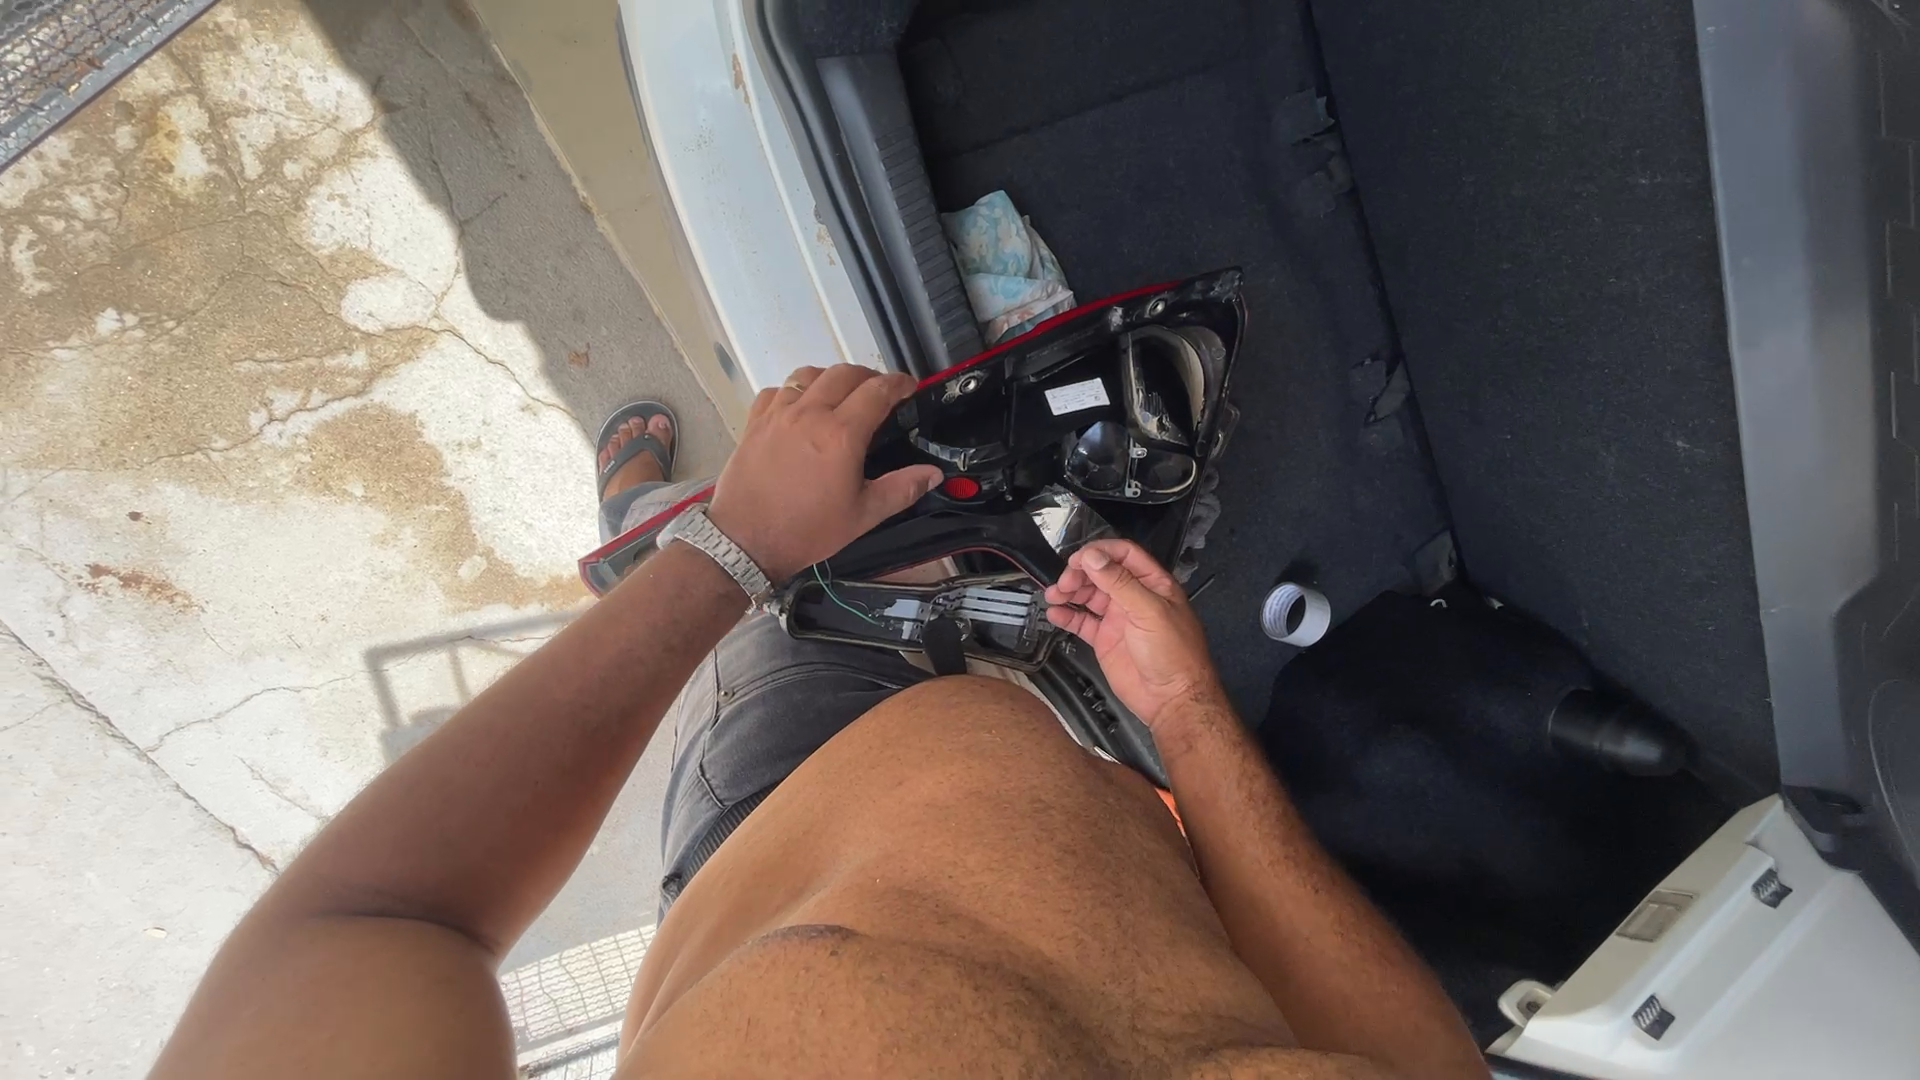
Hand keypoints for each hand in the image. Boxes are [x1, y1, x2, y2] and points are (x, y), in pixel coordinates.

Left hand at [708, 364, 944, 581]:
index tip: (909, 387)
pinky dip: (795, 391)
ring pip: (809, 374)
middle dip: (868, 377)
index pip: (877, 391)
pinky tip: (800, 408)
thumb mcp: (862, 515)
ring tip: (840, 395)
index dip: (899, 383)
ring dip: (831, 378)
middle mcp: (810, 413)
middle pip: (844, 373)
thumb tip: (933, 474)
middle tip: (879, 393)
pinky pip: (778, 390)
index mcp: (842, 434)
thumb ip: (901, 490)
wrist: (746, 541)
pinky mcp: (755, 422)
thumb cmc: (808, 530)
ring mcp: (778, 414)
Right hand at [1044, 540, 1227, 733]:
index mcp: (1152, 584)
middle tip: (1066, 581)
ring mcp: (1119, 618)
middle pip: (1101, 573)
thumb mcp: (1149, 611)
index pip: (1124, 555)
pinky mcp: (1105, 639)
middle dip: (1080, 573)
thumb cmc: (1177, 656)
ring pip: (1088, 595)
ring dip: (1069, 592)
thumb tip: (1095, 558)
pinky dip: (1067, 616)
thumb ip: (1120, 583)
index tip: (1080, 558)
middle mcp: (1134, 598)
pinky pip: (1082, 622)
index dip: (1100, 552)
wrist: (1172, 699)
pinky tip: (1056, 613)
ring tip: (1055, 594)